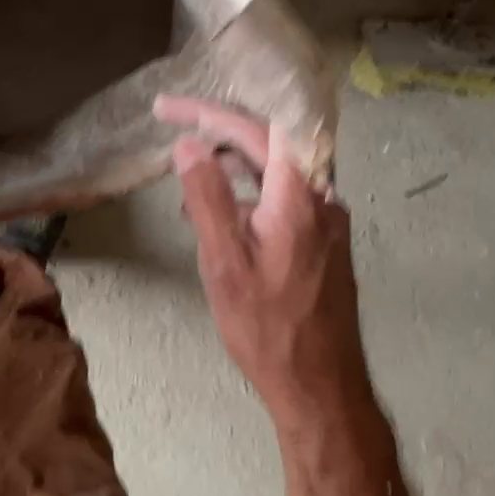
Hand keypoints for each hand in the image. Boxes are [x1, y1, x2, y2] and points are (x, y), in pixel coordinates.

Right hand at [154, 96, 367, 429]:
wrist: (321, 388)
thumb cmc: (267, 326)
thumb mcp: (224, 261)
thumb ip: (206, 197)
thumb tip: (188, 144)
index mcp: (297, 195)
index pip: (254, 127)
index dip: (209, 110)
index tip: (167, 107)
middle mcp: (320, 197)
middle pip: (267, 141)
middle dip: (215, 129)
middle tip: (169, 122)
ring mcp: (326, 220)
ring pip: (274, 168)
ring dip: (230, 161)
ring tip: (188, 173)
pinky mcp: (324, 241)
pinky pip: (282, 195)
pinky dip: (247, 190)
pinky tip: (221, 215)